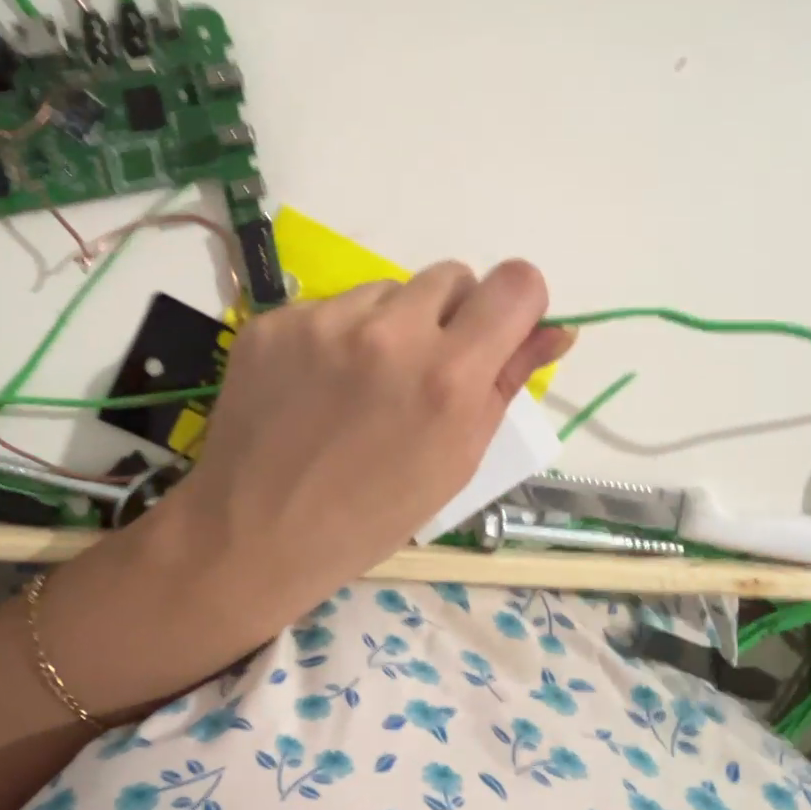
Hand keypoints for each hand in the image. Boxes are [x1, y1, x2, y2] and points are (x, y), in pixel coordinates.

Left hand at [157, 259, 572, 615]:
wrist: (254, 534)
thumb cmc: (369, 517)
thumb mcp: (455, 463)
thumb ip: (507, 386)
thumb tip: (556, 331)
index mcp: (448, 377)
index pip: (515, 284)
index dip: (515, 305)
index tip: (497, 333)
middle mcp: (390, 334)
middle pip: (450, 275)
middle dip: (450, 316)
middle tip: (421, 370)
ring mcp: (323, 322)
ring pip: (385, 290)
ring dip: (388, 325)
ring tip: (357, 385)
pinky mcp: (274, 322)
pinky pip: (328, 307)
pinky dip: (333, 337)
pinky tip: (312, 386)